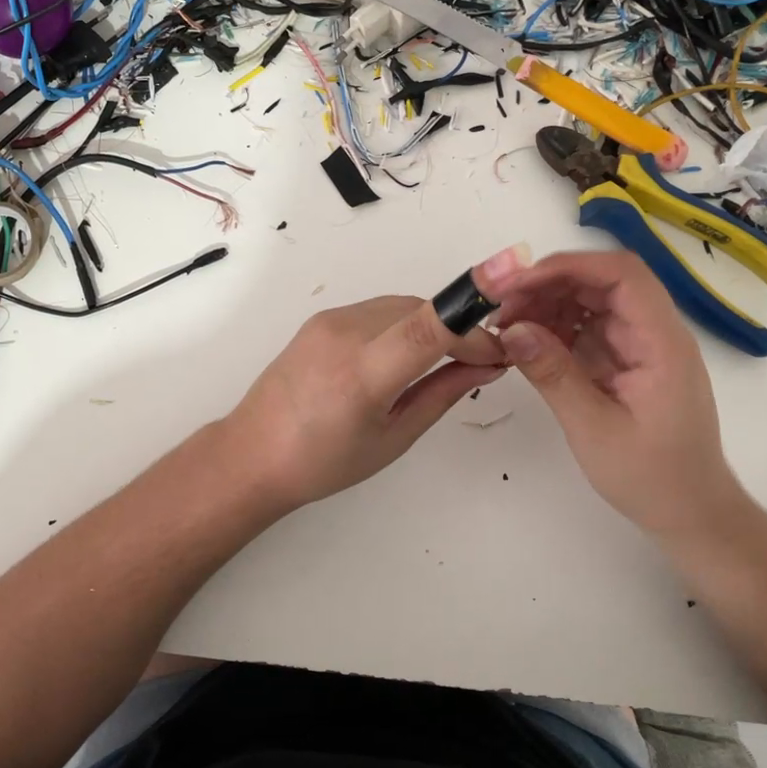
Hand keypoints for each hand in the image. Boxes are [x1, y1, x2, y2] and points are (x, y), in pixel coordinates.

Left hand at [222, 247, 525, 508]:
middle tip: (484, 363)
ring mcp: (327, 322)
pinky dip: (403, 323)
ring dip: (431, 324)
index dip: (473, 306)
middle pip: (420, 310)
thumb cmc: (324, 461)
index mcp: (362, 374)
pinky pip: (375, 310)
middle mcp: (343, 335)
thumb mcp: (393, 437)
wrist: (253, 451)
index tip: (512, 313)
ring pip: (400, 305)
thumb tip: (488, 365)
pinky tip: (407, 354)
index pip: (427, 326)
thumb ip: (442, 394)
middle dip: (459, 330)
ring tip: (447, 362)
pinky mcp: (319, 319)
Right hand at [490, 251, 749, 539]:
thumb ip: (553, 374)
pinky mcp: (622, 359)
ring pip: (589, 299)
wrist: (691, 513)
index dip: (569, 267)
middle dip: (548, 283)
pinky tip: (523, 341)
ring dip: (545, 302)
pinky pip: (585, 325)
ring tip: (504, 324)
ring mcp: (637, 345)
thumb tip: (510, 328)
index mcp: (661, 343)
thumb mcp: (594, 428)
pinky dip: (552, 325)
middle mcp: (653, 333)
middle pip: (601, 280)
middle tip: (500, 305)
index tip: (519, 284)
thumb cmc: (652, 477)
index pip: (621, 275)